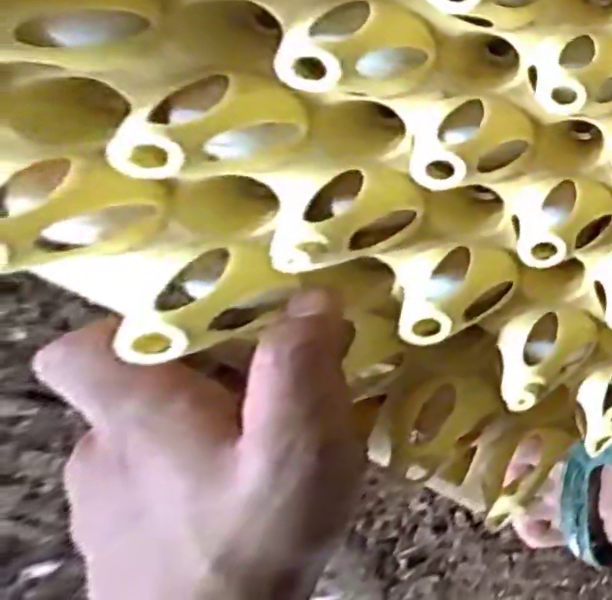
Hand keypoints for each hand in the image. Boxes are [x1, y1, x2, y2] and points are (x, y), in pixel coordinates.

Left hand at [34, 290, 364, 599]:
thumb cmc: (257, 532)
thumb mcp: (301, 440)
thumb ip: (301, 364)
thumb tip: (309, 296)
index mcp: (139, 418)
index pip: (85, 348)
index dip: (148, 315)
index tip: (232, 306)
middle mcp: (107, 445)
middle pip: (149, 371)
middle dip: (227, 352)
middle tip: (304, 360)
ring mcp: (113, 486)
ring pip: (166, 410)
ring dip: (229, 397)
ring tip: (297, 412)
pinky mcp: (131, 516)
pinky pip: (171, 450)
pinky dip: (219, 438)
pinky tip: (267, 460)